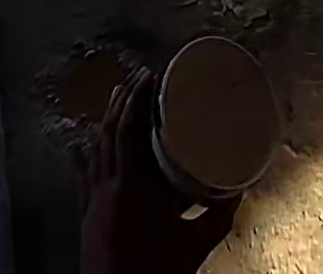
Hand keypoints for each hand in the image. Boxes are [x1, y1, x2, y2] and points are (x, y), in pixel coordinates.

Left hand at [81, 66, 239, 273]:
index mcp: (130, 189)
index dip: (135, 99)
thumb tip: (240, 189)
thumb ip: (217, 216)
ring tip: (117, 97)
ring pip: (94, 150)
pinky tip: (82, 145)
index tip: (149, 76)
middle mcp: (106, 191)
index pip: (127, 130)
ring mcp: (92, 205)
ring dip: (106, 121)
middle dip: (121, 100)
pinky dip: (88, 154)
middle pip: (108, 133)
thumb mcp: (193, 246)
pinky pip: (84, 176)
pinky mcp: (87, 220)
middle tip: (136, 77)